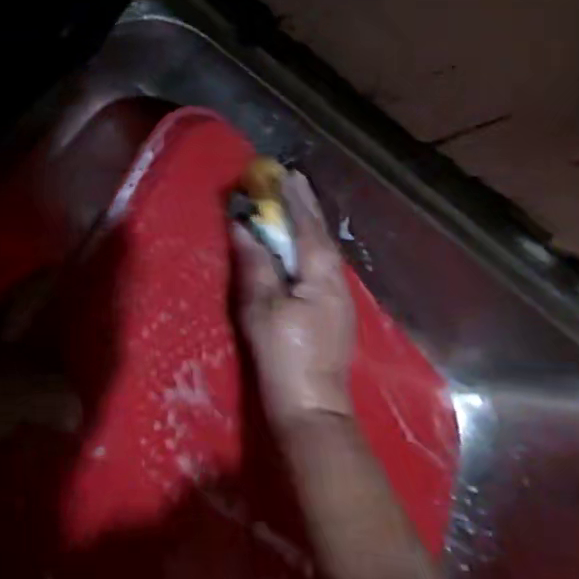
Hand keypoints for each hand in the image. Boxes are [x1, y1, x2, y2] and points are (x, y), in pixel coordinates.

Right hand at [230, 170, 355, 426]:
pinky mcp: (330, 313)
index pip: (307, 228)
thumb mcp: (261, 307)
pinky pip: (319, 265)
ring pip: (322, 251)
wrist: (311, 405)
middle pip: (320, 237)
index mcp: (322, 277)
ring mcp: (337, 300)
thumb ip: (254, 264)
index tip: (283, 173)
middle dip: (305, 207)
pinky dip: (307, 244)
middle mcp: (337, 283)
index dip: (295, 200)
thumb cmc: (283, 353)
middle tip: (290, 180)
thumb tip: (242, 226)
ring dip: (307, 224)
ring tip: (291, 204)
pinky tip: (297, 245)